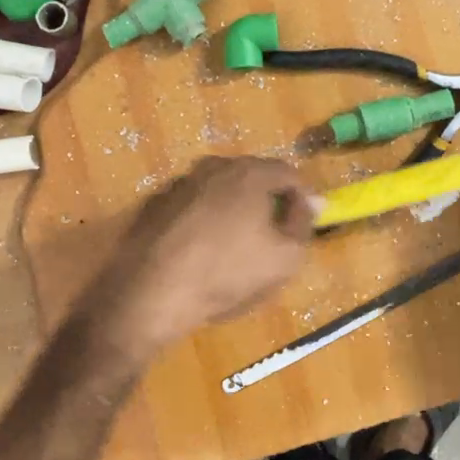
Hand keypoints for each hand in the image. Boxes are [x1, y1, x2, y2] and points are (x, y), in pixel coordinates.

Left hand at [84, 156, 316, 357]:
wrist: (150, 293)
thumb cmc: (226, 273)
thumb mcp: (285, 258)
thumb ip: (303, 224)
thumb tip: (309, 202)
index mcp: (249, 173)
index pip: (288, 172)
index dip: (303, 195)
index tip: (309, 219)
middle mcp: (213, 166)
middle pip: (251, 175)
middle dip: (268, 198)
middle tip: (276, 230)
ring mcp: (179, 183)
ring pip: (218, 188)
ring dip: (233, 207)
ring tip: (238, 242)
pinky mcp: (153, 204)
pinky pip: (191, 205)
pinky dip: (203, 219)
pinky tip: (202, 249)